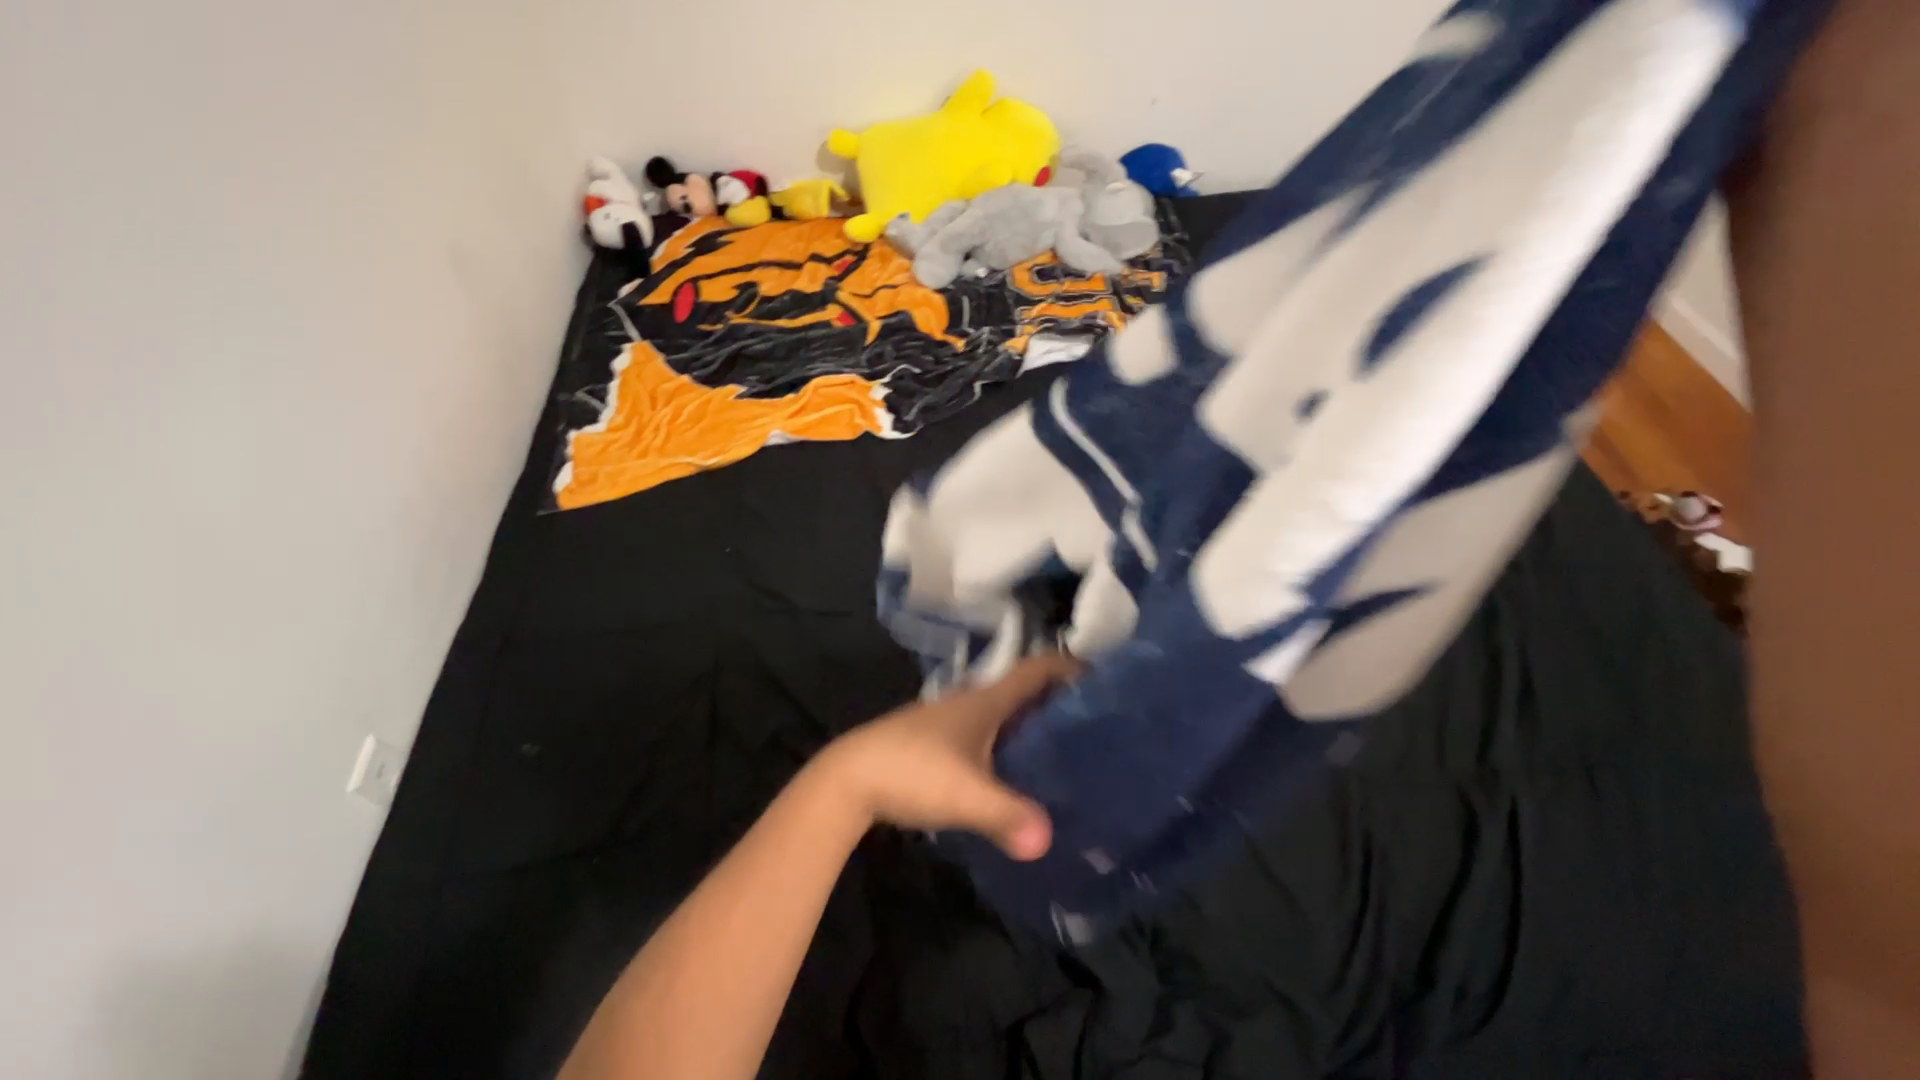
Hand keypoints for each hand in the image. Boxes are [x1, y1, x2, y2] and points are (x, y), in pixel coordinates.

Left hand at [805, 654, 1078, 860]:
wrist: (847, 780)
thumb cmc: (911, 771)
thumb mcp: (965, 794)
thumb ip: (1007, 815)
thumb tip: (1047, 841)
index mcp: (984, 701)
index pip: (1035, 670)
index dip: (1069, 668)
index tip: (1102, 678)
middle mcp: (969, 704)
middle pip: (1023, 693)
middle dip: (1058, 703)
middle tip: (1096, 727)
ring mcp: (949, 724)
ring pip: (1003, 717)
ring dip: (1032, 727)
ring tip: (1067, 755)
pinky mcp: (935, 746)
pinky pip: (986, 739)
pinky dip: (1008, 748)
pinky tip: (1017, 778)